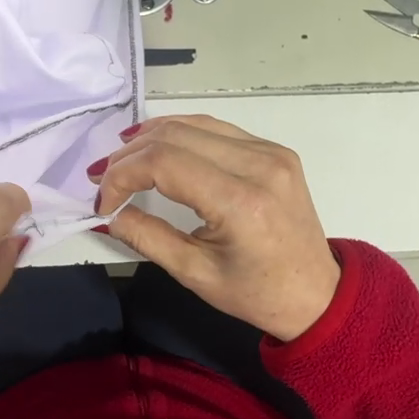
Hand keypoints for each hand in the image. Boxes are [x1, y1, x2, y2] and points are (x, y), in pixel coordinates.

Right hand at [88, 115, 338, 341]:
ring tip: (121, 159)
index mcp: (240, 202)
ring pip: (194, 124)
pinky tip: (156, 144)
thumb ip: (146, 237)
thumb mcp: (194, 273)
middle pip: (175, 136)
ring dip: (151, 137)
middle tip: (103, 179)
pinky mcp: (274, 150)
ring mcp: (270, 152)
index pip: (164, 163)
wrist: (316, 294)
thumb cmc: (255, 293)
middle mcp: (259, 165)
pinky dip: (180, 134)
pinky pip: (216, 129)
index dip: (122, 175)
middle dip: (129, 155)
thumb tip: (107, 214)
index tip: (103, 202)